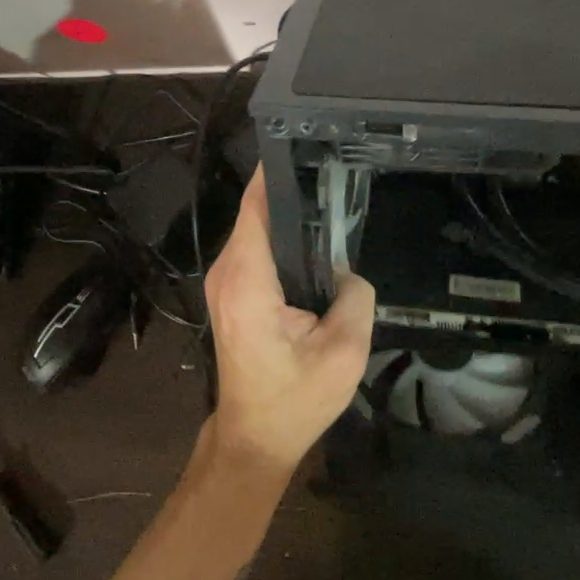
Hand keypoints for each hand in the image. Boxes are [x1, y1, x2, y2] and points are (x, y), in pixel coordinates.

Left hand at [202, 166, 375, 471]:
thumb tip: (346, 269)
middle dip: (292, 189)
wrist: (256, 437)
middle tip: (336, 169)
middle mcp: (227, 271)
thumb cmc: (294, 400)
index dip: (278, 172)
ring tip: (331, 197)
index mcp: (247, 280)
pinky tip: (313, 236)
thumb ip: (354, 297)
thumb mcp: (344, 353)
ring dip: (288, 214)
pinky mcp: (232, 289)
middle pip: (257, 211)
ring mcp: (225, 280)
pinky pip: (256, 246)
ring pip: (257, 228)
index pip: (256, 206)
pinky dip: (281, 236)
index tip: (307, 143)